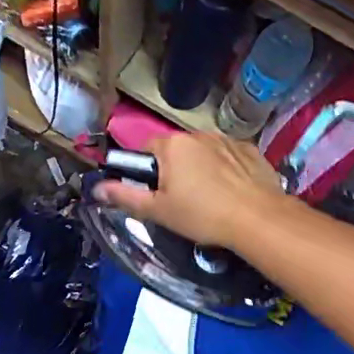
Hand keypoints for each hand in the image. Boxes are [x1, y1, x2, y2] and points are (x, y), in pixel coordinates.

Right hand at [96, 133, 291, 249]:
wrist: (257, 219)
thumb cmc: (201, 215)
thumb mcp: (157, 211)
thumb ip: (125, 196)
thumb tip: (96, 187)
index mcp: (172, 145)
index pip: (146, 149)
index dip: (146, 172)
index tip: (155, 194)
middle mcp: (198, 134)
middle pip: (176, 150)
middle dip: (175, 170)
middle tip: (181, 201)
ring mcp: (227, 140)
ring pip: (203, 153)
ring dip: (201, 169)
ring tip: (209, 199)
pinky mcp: (251, 150)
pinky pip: (229, 157)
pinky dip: (226, 170)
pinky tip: (231, 192)